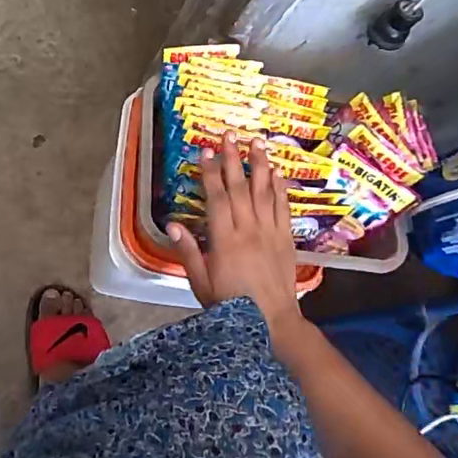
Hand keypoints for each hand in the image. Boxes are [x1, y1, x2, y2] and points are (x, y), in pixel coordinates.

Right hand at [167, 138, 308, 338]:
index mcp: (225, 240)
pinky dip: (280, 188)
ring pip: (264, 192)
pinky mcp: (286, 239)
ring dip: (260, 165)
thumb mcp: (200, 283)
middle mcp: (249, 230)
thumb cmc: (231, 306)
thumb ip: (187, 253)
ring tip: (256, 142)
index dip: (210, 173)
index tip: (205, 152)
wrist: (273, 322)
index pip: (217, 198)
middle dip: (233, 158)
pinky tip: (277, 172)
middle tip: (229, 134)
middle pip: (240, 187)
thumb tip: (172, 225)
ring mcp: (270, 233)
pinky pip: (283, 207)